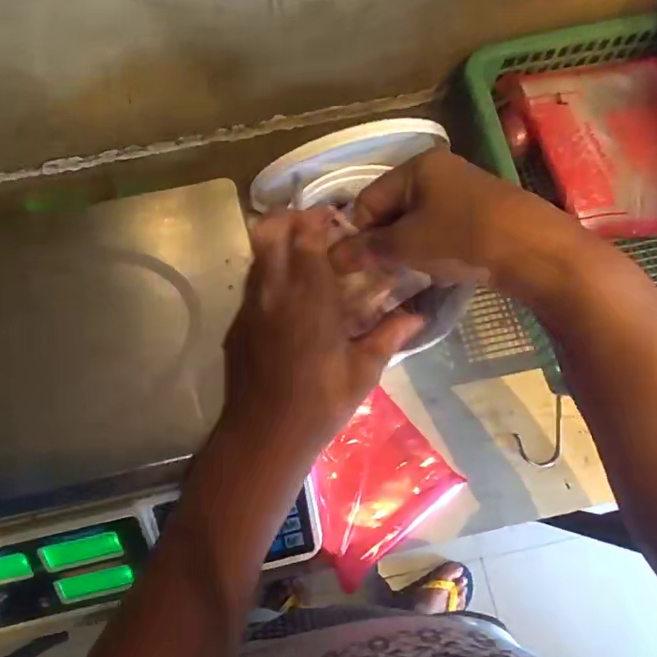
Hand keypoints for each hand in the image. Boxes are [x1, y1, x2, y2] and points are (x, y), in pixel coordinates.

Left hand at [220, 207, 422, 456]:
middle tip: (315, 230)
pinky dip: (268, 277)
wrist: (263, 436)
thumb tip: (419, 315)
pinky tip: (289, 302)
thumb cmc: (320, 405)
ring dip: (277, 247)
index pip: (305, 237)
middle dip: (290, 220)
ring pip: (257, 258)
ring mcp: (249, 309)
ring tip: (304, 261)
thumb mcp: (364, 372)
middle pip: (269, 233)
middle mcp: (273, 293)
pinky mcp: (237, 327)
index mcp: (308, 298)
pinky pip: (252, 287)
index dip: (318, 220)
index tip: (336, 220)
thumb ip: (390, 335)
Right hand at [337, 150, 595, 305]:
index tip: (352, 265)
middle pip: (392, 209)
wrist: (533, 250)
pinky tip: (432, 272)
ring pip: (416, 222)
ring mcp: (462, 192)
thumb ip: (367, 249)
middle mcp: (439, 171)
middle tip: (375, 275)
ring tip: (402, 277)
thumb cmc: (461, 238)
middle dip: (380, 243)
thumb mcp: (407, 245)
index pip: (368, 199)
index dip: (356, 233)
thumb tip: (333, 258)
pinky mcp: (480, 214)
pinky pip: (440, 230)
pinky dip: (430, 251)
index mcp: (416, 167)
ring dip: (404, 250)